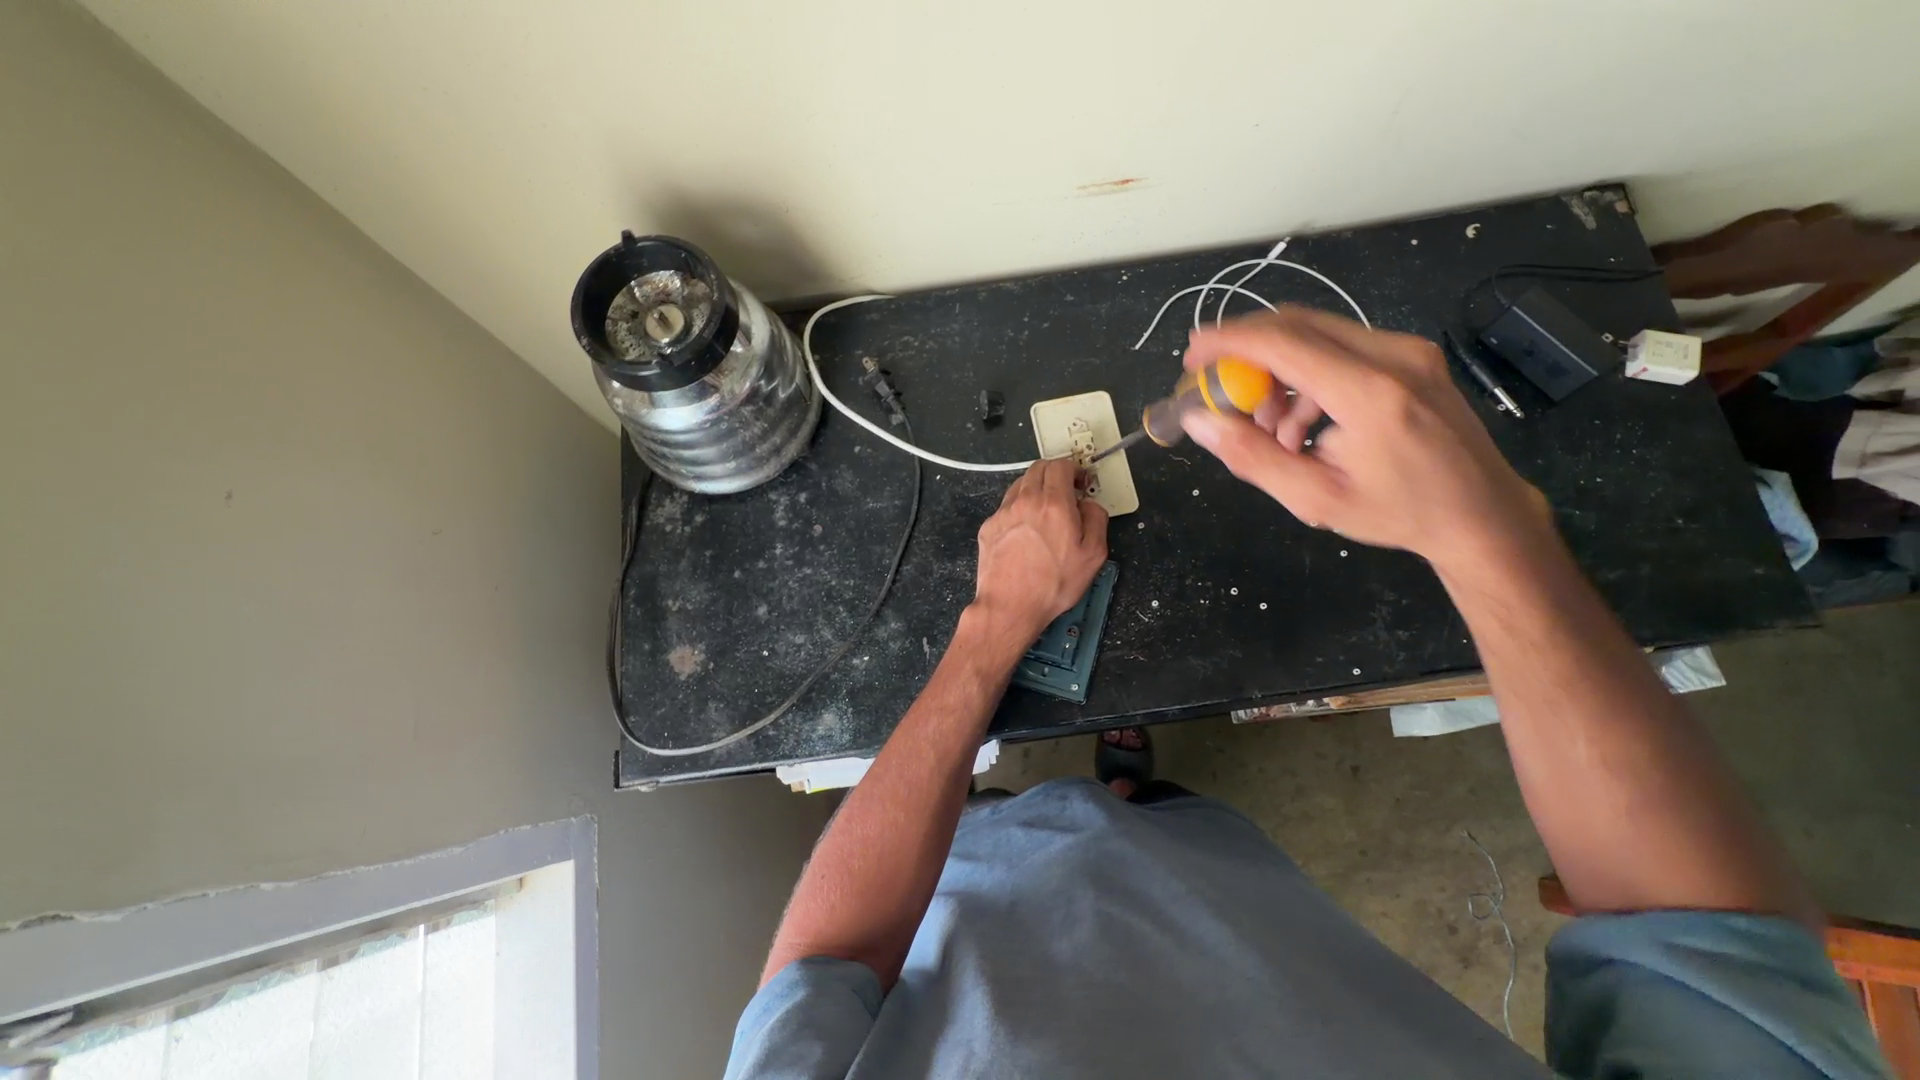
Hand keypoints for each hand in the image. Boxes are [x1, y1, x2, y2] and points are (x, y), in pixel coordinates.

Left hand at [971, 458, 1108, 640]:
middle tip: (1066, 492)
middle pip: (1038, 468)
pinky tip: (1026, 531)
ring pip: (1020, 484)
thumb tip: (1088, 504)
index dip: (1074, 469)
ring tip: (1046, 511)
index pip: (1061, 465)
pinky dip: (1019, 508)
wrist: (1009, 606)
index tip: (1081, 483)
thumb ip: (1096, 519)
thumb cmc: (1054, 583)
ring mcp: (1003, 512)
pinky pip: (1007, 506)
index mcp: (1053, 503)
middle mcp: (1025, 500)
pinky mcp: (989, 527)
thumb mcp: (1093, 555)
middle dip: (1055, 474)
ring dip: (1036, 488)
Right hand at [1179, 307, 1549, 569]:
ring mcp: (1409, 350)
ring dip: (1279, 371)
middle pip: (1297, 325)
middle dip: (1247, 353)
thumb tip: (1198, 421)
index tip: (1192, 356)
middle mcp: (1392, 355)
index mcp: (1369, 393)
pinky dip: (1309, 376)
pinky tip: (1306, 423)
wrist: (1482, 514)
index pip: (1282, 342)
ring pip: (1318, 334)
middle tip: (1220, 388)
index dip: (1227, 341)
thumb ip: (1251, 456)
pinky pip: (1343, 347)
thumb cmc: (1398, 513)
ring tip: (1273, 428)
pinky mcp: (1414, 355)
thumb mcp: (1314, 499)